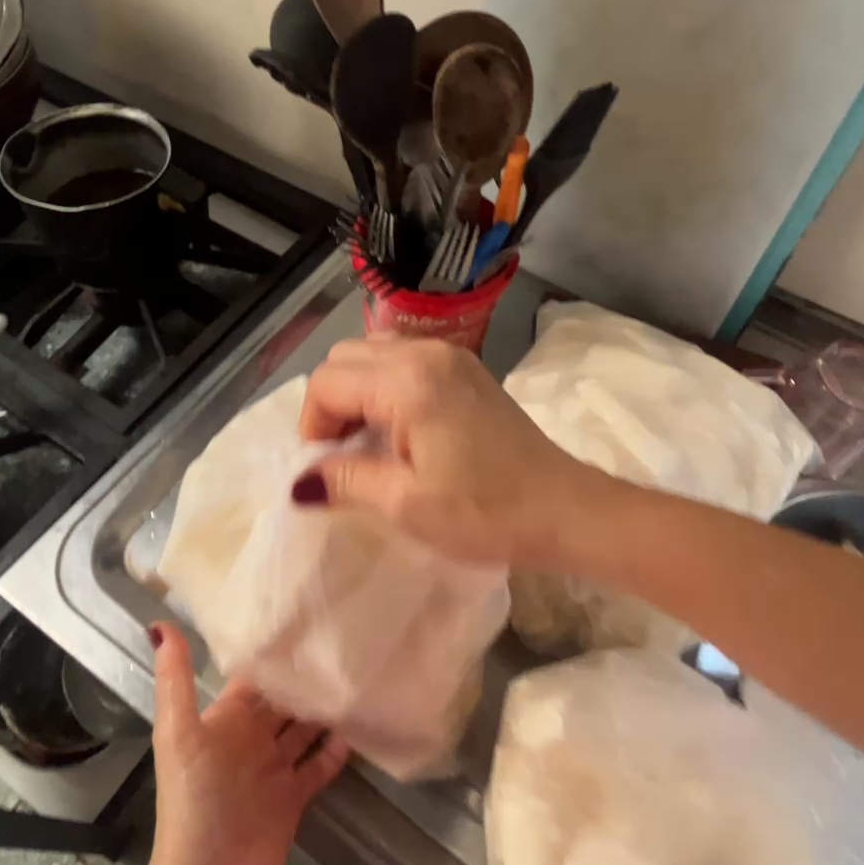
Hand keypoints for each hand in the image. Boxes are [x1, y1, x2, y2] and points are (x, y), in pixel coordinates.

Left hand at [145, 622, 350, 864]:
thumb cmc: (193, 804)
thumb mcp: (178, 736)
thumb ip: (174, 682)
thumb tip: (160, 624)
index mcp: (225, 721)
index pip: (253, 677)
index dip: (274, 652)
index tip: (304, 621)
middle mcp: (250, 739)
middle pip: (283, 700)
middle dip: (306, 677)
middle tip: (340, 645)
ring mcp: (273, 769)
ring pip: (305, 728)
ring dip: (325, 709)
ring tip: (354, 678)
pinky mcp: (293, 797)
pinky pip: (320, 766)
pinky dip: (338, 749)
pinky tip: (359, 729)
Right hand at [295, 337, 609, 567]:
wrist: (564, 509)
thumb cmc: (485, 512)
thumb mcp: (406, 505)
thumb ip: (346, 481)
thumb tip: (299, 482)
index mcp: (408, 380)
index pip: (328, 381)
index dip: (314, 424)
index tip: (326, 468)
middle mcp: (426, 352)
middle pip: (347, 357)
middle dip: (332, 402)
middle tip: (344, 455)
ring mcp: (451, 356)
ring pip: (374, 353)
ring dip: (358, 391)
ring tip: (370, 443)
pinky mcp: (467, 369)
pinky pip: (405, 360)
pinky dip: (386, 386)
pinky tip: (399, 430)